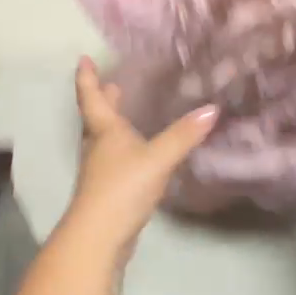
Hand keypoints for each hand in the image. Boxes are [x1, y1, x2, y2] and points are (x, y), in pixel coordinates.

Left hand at [60, 57, 216, 252]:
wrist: (98, 236)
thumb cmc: (121, 188)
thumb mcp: (157, 159)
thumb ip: (183, 135)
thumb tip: (212, 108)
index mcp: (104, 130)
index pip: (92, 97)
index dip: (87, 77)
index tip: (83, 58)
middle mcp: (98, 146)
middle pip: (97, 117)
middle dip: (104, 99)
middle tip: (112, 82)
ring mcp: (100, 170)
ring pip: (105, 139)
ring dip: (114, 124)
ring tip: (128, 114)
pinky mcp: (108, 190)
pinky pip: (115, 160)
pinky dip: (125, 149)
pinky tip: (139, 154)